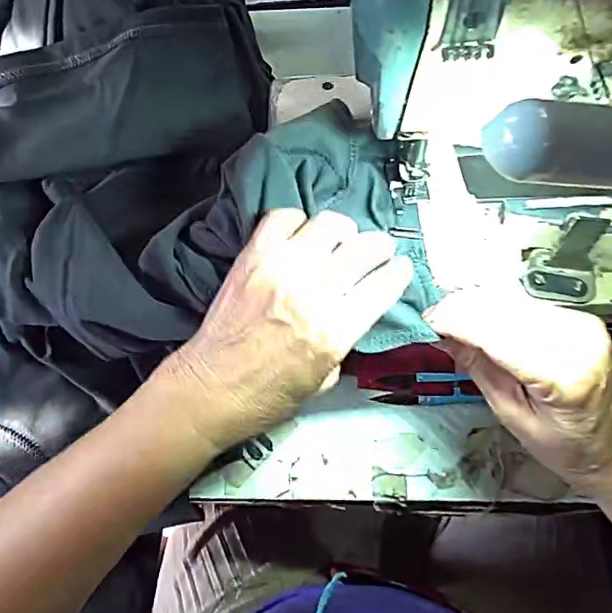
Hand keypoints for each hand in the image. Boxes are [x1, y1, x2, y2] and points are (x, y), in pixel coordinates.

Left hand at [158, 209, 413, 451]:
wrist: (212, 387)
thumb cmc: (267, 395)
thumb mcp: (325, 378)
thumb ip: (345, 339)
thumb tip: (355, 309)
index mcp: (335, 330)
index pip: (384, 284)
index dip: (398, 272)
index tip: (399, 268)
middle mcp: (313, 292)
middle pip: (364, 248)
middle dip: (380, 247)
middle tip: (377, 249)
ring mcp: (281, 268)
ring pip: (328, 224)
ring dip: (342, 230)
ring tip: (340, 239)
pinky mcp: (253, 256)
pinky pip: (283, 217)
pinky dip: (297, 221)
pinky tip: (299, 235)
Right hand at [423, 287, 611, 504]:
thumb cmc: (568, 448)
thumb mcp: (512, 417)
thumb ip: (479, 370)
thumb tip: (444, 337)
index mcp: (564, 377)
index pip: (498, 333)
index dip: (458, 321)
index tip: (428, 321)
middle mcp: (578, 342)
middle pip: (505, 309)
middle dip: (462, 309)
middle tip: (434, 321)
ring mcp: (582, 326)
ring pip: (514, 301)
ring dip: (477, 306)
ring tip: (452, 322)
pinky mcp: (579, 318)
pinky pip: (527, 305)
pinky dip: (497, 309)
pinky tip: (480, 321)